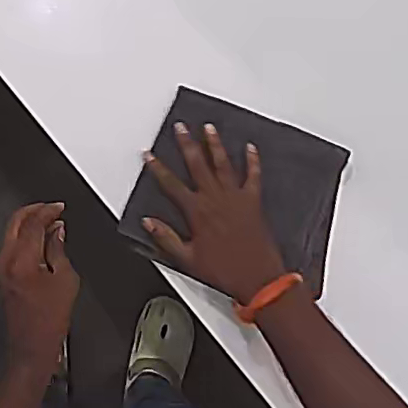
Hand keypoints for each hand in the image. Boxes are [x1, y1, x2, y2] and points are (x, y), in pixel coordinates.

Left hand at [0, 202, 78, 381]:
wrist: (32, 346)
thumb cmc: (49, 322)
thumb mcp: (65, 280)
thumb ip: (59, 250)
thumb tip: (57, 231)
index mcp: (22, 260)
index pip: (32, 223)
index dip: (47, 211)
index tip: (58, 207)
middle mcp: (7, 261)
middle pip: (16, 221)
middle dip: (34, 210)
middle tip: (51, 208)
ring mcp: (2, 267)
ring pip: (12, 231)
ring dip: (29, 222)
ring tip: (50, 222)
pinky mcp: (2, 274)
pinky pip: (12, 245)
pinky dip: (25, 236)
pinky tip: (40, 239)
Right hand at [142, 122, 288, 302]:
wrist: (259, 280)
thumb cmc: (224, 270)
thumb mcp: (187, 258)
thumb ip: (165, 238)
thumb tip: (148, 222)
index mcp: (197, 212)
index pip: (171, 184)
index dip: (158, 168)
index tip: (150, 156)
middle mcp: (215, 199)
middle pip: (197, 165)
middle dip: (187, 144)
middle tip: (180, 127)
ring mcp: (235, 198)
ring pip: (222, 164)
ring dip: (215, 144)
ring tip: (209, 128)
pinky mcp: (253, 202)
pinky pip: (253, 176)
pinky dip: (252, 161)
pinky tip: (250, 148)